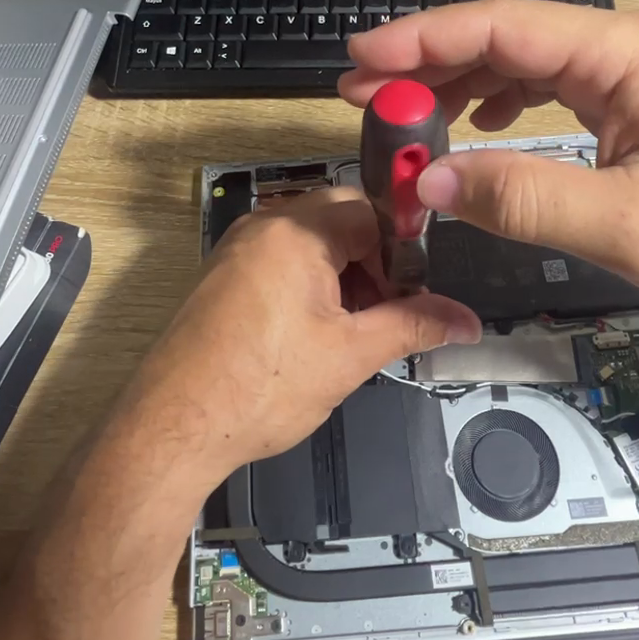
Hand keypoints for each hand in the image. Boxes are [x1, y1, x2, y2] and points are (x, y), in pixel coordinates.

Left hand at [121, 188, 480, 480]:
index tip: (414, 295)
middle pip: (340, 220)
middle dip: (373, 262)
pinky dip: (310, 283)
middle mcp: (264, 226)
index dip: (402, 253)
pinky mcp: (224, 275)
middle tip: (384, 312)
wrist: (173, 427)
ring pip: (311, 241)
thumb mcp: (350, 355)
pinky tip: (314, 331)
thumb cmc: (261, 387)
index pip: (372, 212)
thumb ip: (413, 325)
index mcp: (298, 230)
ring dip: (343, 274)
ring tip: (352, 329)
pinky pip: (281, 259)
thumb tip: (466, 318)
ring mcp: (238, 248)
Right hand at [338, 0, 638, 311]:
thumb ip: (524, 199)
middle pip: (511, 35)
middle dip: (432, 61)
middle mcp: (632, 46)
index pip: (504, 26)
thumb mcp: (632, 226)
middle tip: (366, 92)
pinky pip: (562, 85)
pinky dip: (512, 100)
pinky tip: (488, 122)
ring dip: (467, 81)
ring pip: (533, 59)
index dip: (423, 37)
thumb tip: (430, 183)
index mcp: (629, 53)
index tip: (361, 57)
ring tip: (411, 114)